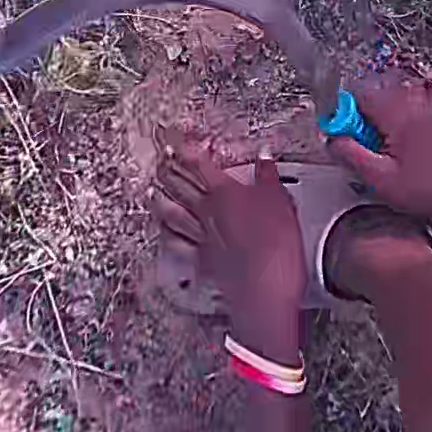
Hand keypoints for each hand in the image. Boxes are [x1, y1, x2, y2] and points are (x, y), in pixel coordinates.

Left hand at [153, 134, 304, 345]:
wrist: (265, 293)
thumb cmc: (274, 246)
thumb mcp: (279, 202)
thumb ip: (268, 176)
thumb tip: (265, 157)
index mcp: (224, 193)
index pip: (199, 164)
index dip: (184, 149)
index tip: (173, 139)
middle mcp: (207, 213)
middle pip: (180, 185)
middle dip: (167, 170)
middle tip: (159, 159)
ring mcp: (201, 238)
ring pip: (172, 214)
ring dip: (160, 201)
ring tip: (151, 192)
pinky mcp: (202, 262)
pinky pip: (178, 245)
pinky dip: (169, 237)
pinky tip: (164, 234)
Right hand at [326, 79, 431, 233]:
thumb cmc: (426, 192)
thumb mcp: (379, 178)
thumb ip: (350, 154)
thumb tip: (331, 138)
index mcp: (398, 115)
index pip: (359, 94)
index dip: (344, 112)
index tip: (342, 132)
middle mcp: (414, 105)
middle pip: (372, 96)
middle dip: (360, 118)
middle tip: (363, 145)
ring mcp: (426, 109)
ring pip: (387, 103)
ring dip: (377, 121)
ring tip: (383, 150)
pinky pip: (404, 110)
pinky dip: (394, 124)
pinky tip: (399, 148)